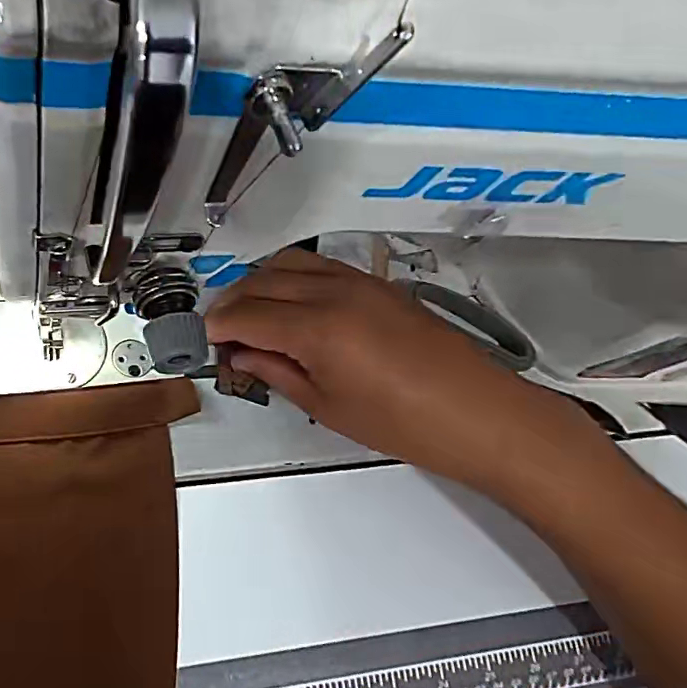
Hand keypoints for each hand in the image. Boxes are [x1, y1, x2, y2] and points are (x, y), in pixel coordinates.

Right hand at [204, 249, 611, 495]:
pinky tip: (289, 307)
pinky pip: (317, 266)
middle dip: (230, 303)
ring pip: (287, 263)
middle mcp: (333, 292)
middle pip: (260, 281)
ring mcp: (357, 281)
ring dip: (258, 284)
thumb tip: (242, 353)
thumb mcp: (327, 407)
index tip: (205, 342)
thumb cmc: (404, 424)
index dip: (217, 327)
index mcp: (317, 329)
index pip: (246, 314)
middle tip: (221, 333)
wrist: (481, 415)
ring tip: (250, 316)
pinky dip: (290, 278)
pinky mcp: (376, 282)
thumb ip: (276, 371)